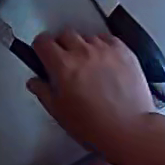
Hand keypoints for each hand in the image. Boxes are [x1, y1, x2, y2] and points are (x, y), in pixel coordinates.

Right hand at [26, 30, 159, 156]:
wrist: (129, 130)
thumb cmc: (94, 126)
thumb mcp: (59, 112)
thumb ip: (43, 92)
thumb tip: (35, 82)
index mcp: (63, 66)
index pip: (43, 41)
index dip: (41, 47)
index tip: (43, 53)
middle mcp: (83, 52)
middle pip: (65, 34)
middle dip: (61, 45)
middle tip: (65, 61)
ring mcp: (105, 50)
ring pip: (87, 36)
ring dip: (83, 46)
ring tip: (88, 64)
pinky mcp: (124, 52)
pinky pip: (108, 39)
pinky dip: (103, 45)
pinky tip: (105, 60)